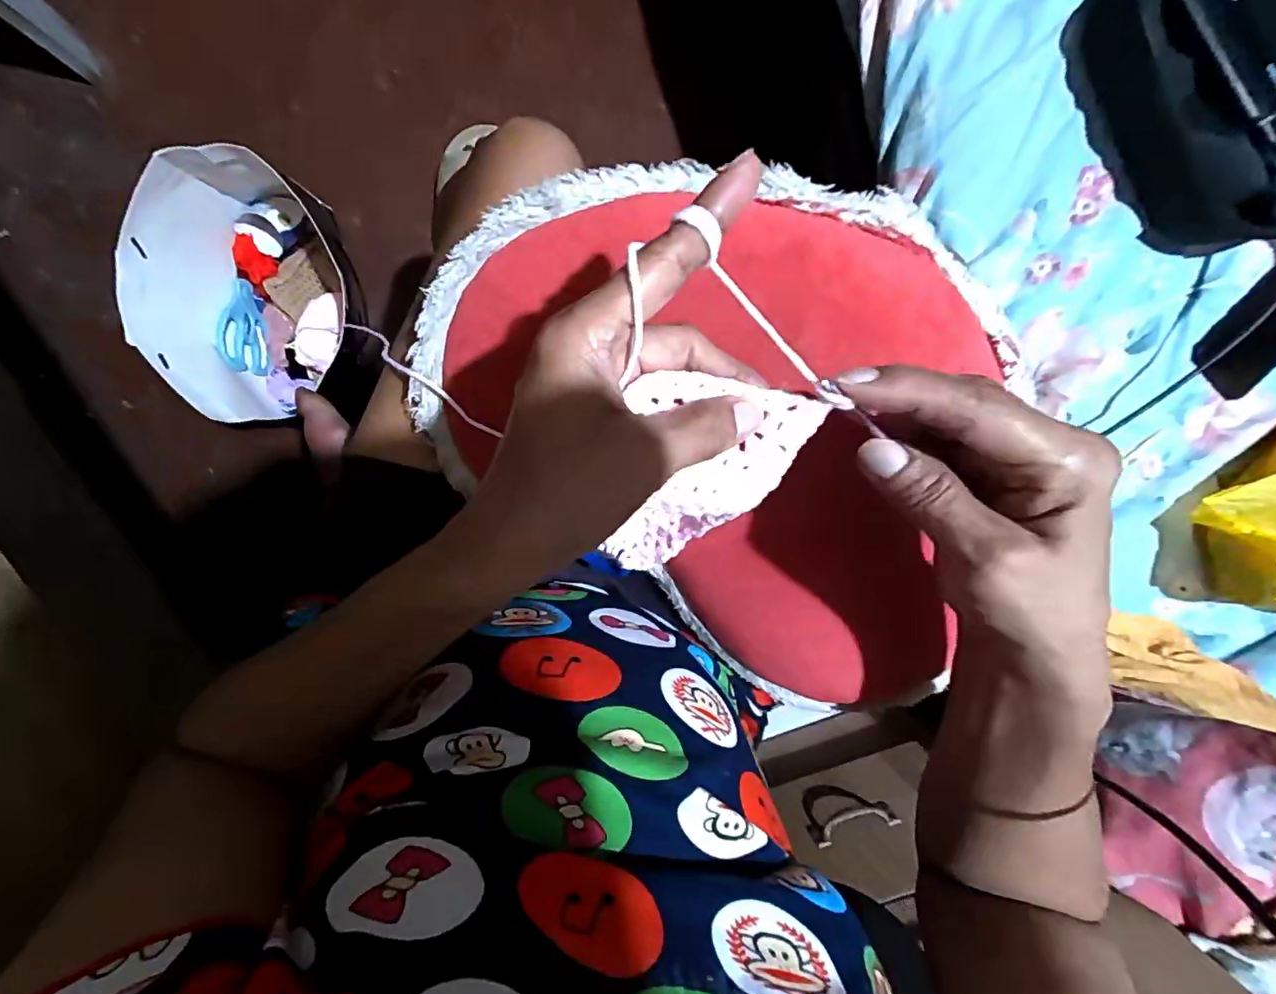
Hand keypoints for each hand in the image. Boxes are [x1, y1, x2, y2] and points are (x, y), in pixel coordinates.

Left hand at [455, 152, 769, 574]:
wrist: (509, 543)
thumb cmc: (570, 491)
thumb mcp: (647, 455)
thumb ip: (706, 424)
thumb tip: (751, 410)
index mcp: (587, 334)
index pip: (659, 266)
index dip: (708, 220)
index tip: (749, 167)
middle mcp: (583, 345)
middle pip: (668, 335)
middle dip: (719, 366)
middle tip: (767, 403)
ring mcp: (582, 380)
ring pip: (659, 370)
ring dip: (701, 394)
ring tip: (746, 423)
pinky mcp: (586, 412)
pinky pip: (644, 397)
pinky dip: (677, 412)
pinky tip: (710, 431)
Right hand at [837, 367, 1119, 708]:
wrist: (1035, 660)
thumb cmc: (1029, 614)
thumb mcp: (985, 557)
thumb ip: (932, 496)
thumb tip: (871, 446)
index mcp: (1067, 458)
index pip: (979, 408)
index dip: (911, 390)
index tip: (847, 383)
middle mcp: (1048, 446)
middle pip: (966, 404)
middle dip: (902, 394)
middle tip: (837, 390)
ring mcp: (1017, 461)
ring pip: (950, 420)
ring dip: (898, 413)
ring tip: (846, 405)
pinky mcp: (988, 479)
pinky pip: (941, 446)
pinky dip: (904, 439)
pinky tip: (873, 432)